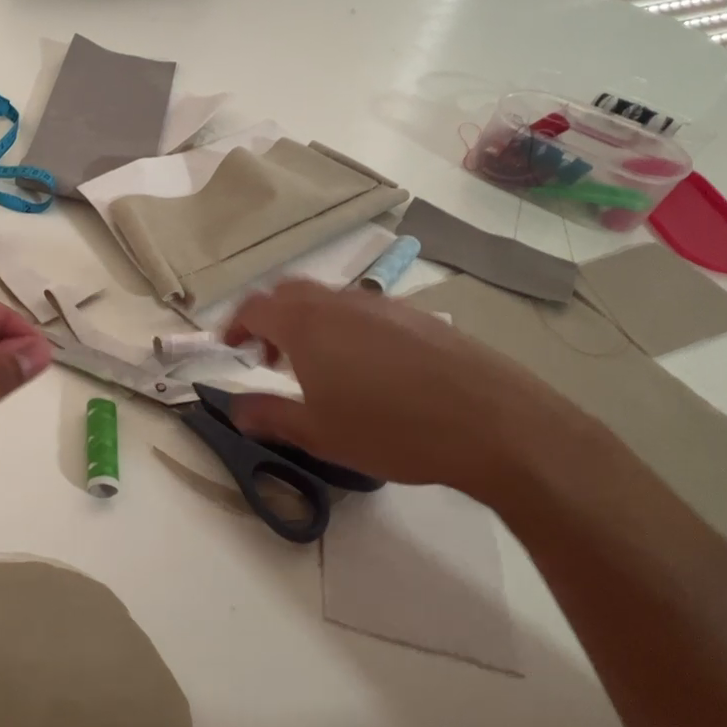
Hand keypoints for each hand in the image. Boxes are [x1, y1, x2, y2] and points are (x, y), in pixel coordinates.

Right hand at [221, 279, 607, 498]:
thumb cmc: (391, 430)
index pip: (255, 307)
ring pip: (330, 300)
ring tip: (318, 366)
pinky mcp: (420, 318)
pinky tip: (368, 369)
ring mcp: (384, 305)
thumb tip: (236, 408)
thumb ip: (269, 416)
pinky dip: (346, 328)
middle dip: (270, 317)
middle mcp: (341, 303)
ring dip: (309, 322)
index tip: (232, 348)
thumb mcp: (318, 434)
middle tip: (269, 355)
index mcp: (306, 324)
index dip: (236, 325)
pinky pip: (366, 311)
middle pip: (290, 292)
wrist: (494, 424)